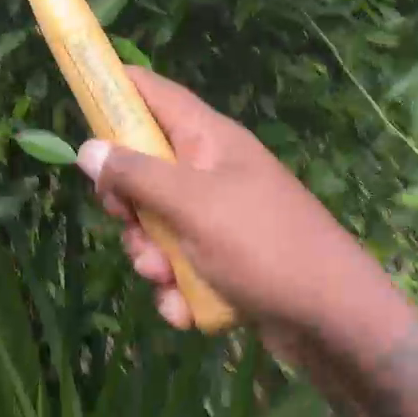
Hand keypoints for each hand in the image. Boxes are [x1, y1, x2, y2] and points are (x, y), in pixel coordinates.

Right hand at [75, 67, 392, 334]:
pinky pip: (178, 261)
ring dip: (149, 254)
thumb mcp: (190, 205)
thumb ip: (134, 174)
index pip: (150, 92)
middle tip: (127, 221)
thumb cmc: (265, 246)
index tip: (76, 101)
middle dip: (126, 203)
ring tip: (165, 279)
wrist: (341, 328)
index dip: (112, 88)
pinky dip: (174, 286)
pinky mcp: (224, 259)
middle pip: (140, 165)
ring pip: (154, 221)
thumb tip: (86, 148)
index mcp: (207, 139)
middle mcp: (209, 169)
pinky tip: (185, 310)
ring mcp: (217, 215)